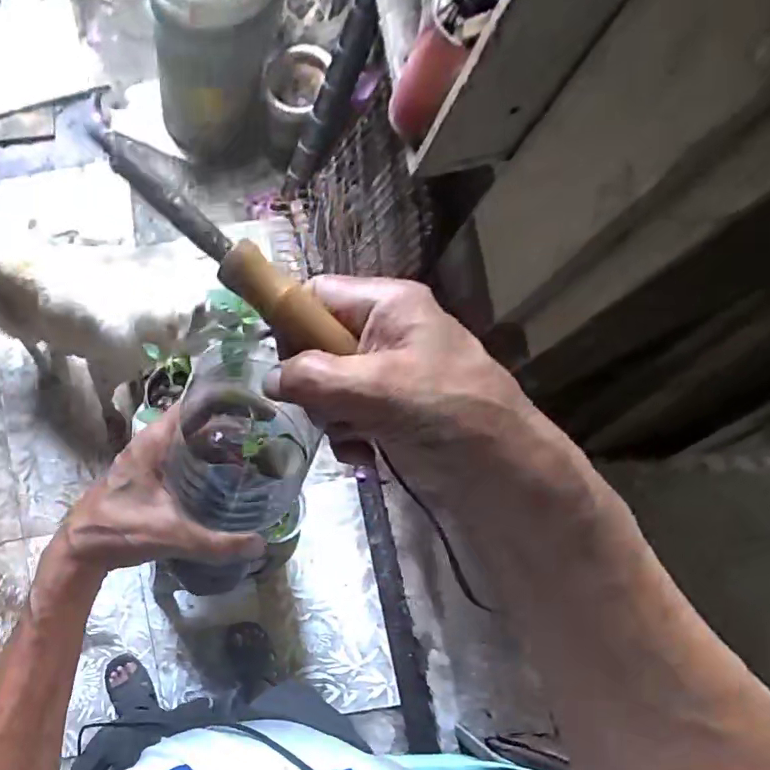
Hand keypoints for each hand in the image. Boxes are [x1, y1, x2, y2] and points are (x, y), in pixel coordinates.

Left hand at [49, 403, 264, 574]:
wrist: (80, 548)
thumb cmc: (119, 530)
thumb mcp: (172, 535)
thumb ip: (216, 543)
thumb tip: (260, 545)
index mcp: (154, 441)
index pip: (193, 404)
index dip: (225, 401)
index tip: (257, 408)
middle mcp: (150, 443)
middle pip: (194, 423)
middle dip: (228, 427)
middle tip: (265, 437)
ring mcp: (146, 460)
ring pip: (186, 442)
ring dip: (214, 446)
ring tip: (251, 455)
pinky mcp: (145, 478)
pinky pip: (179, 461)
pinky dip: (201, 464)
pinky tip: (221, 480)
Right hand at [264, 276, 532, 459]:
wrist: (502, 474)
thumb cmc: (449, 414)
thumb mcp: (378, 388)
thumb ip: (314, 378)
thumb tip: (268, 379)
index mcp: (388, 306)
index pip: (317, 295)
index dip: (292, 324)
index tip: (282, 364)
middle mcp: (384, 334)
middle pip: (314, 347)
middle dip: (313, 385)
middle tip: (329, 408)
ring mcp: (384, 376)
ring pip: (323, 389)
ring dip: (330, 418)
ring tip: (358, 435)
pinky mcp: (385, 412)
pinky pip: (341, 417)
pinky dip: (347, 438)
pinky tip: (367, 454)